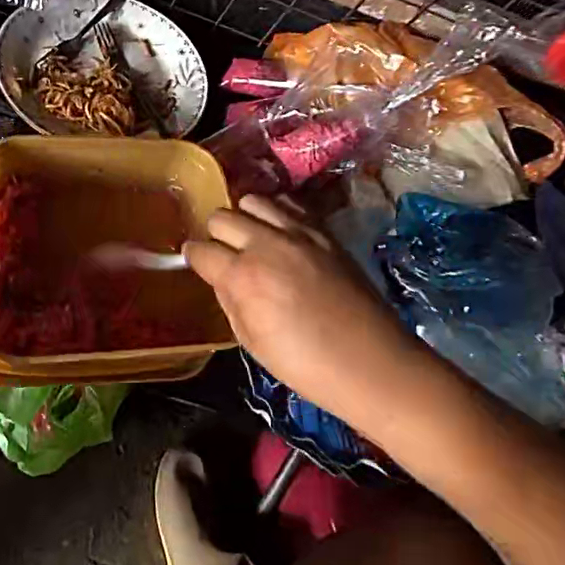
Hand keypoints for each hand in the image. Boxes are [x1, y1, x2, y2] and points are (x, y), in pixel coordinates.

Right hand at [184, 195, 432, 421]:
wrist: (371, 361)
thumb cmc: (305, 365)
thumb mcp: (252, 342)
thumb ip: (229, 301)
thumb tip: (221, 277)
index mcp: (243, 276)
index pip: (201, 249)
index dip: (193, 256)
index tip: (196, 261)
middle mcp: (266, 243)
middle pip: (223, 216)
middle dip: (216, 233)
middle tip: (224, 252)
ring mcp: (298, 232)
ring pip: (254, 200)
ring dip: (245, 216)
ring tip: (252, 237)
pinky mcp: (324, 231)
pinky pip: (289, 204)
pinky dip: (277, 212)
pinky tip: (280, 232)